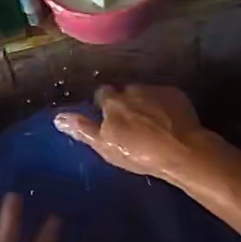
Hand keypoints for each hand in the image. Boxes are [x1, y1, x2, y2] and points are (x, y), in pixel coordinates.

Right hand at [54, 84, 215, 180]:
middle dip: (125, 103)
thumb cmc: (138, 153)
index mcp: (112, 101)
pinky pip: (164, 97)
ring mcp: (155, 90)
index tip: (109, 120)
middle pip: (123, 92)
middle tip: (130, 125)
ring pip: (144, 93)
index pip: (101, 94)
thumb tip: (58, 117)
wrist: (182, 151)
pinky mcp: (176, 94)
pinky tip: (167, 122)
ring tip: (150, 125)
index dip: (104, 106)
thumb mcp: (105, 146)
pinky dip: (162, 105)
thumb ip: (82, 129)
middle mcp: (132, 89)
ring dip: (144, 103)